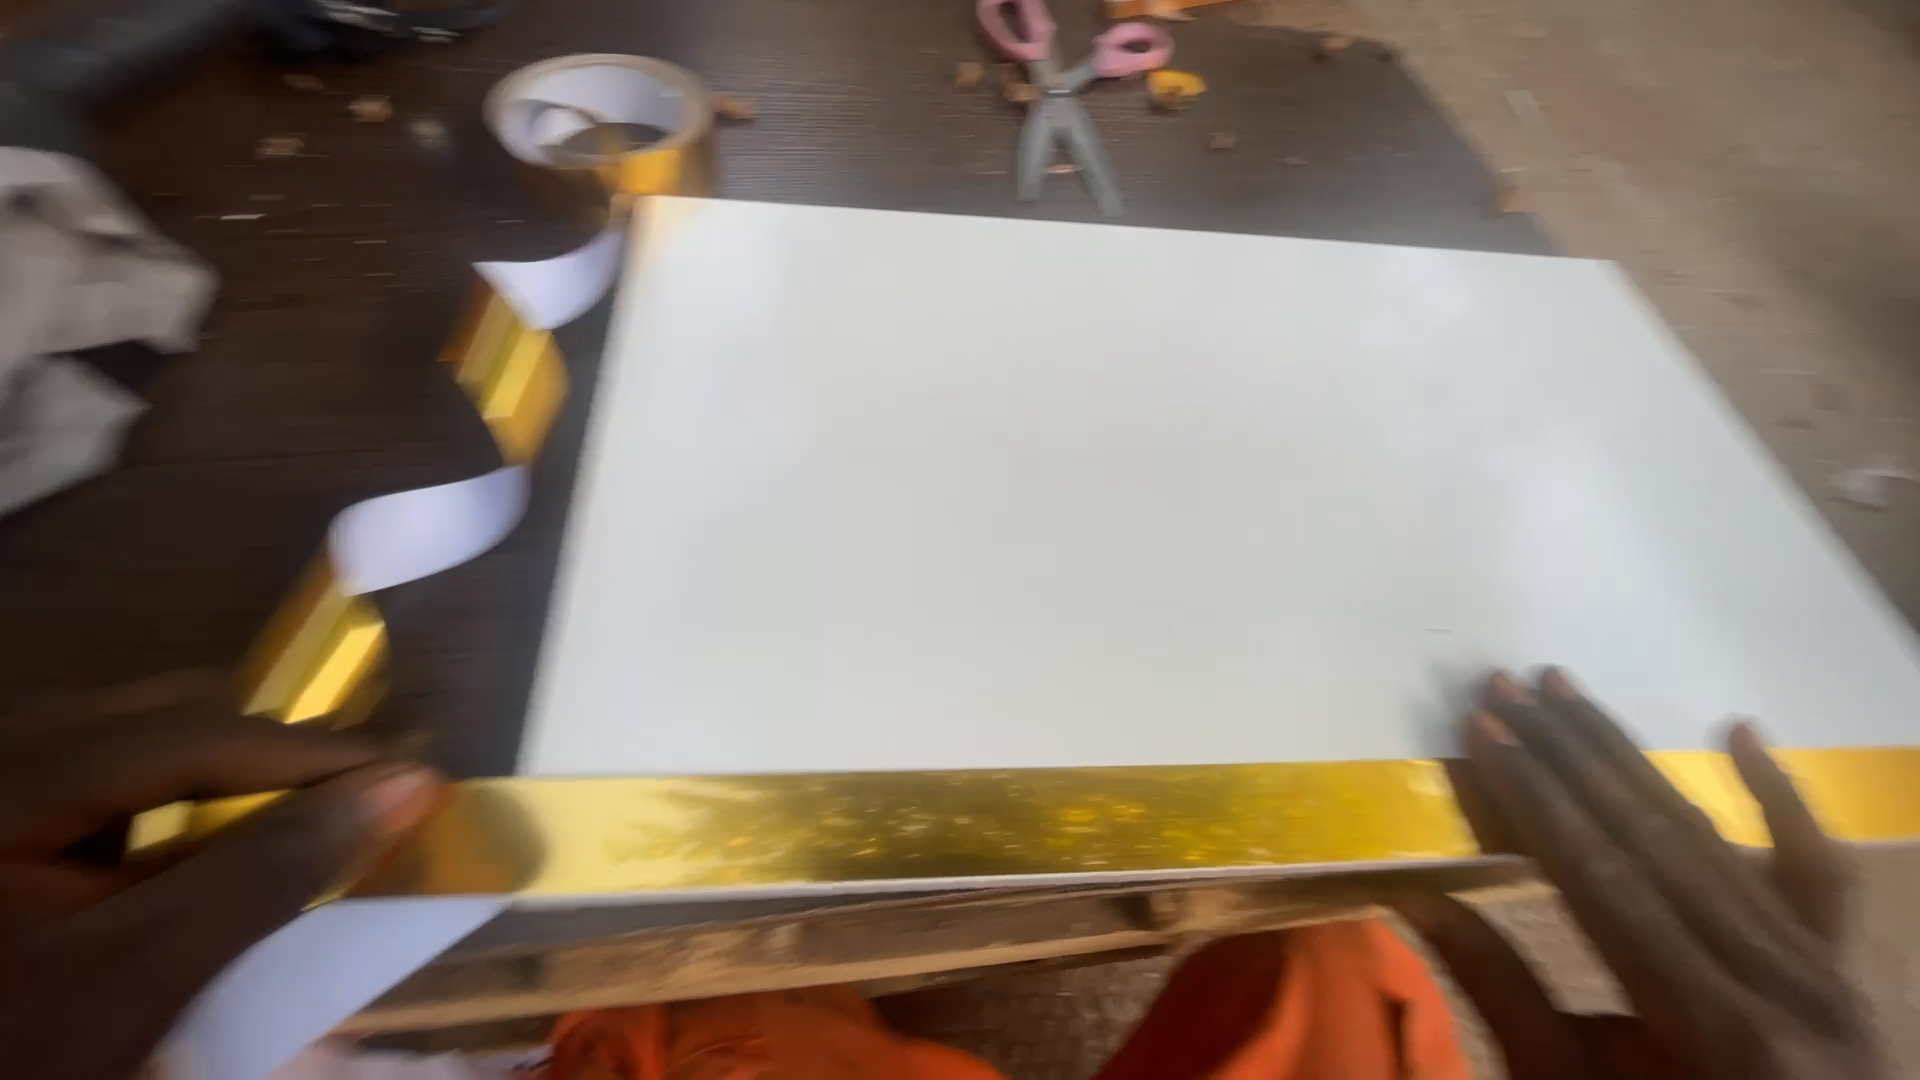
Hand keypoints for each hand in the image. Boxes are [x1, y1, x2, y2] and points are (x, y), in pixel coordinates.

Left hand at [0, 672, 443, 1079]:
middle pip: (172, 713)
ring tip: (275, 826)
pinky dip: (179, 792)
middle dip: (274, 757)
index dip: (319, 755)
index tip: (412, 782)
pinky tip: (189, 847)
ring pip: (146, 731)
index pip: (200, 737)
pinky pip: (110, 767)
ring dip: (230, 772)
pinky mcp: (2, 814)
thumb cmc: (7, 1053)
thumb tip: (414, 784)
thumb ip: (275, 865)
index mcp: (5, 786)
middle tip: (343, 808)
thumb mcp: (141, 970)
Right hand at [1399, 669, 1882, 1079]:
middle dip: (1565, 751)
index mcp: (1716, 1025)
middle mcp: (1783, 984)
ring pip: (1711, 834)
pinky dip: (1783, 799)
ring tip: (1566, 688)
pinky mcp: (1844, 968)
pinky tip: (1742, 731)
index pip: (1599, 873)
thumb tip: (1416, 897)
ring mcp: (1827, 971)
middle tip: (1508, 686)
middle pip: (1650, 836)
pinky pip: (1818, 872)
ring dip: (1626, 753)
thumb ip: (1500, 990)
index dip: (1530, 793)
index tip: (1482, 727)